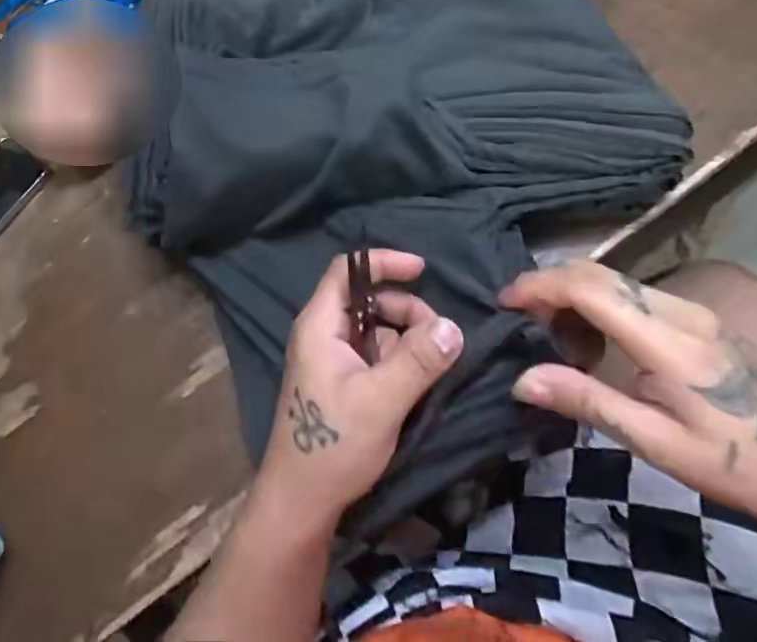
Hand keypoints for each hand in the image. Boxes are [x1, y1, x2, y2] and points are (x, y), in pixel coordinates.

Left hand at [258, 250, 462, 524]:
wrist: (303, 494)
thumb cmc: (334, 442)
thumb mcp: (382, 400)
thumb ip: (417, 361)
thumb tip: (453, 325)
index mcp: (320, 324)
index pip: (346, 271)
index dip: (382, 263)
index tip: (422, 270)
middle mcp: (323, 333)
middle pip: (368, 301)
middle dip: (407, 312)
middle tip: (441, 344)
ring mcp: (332, 358)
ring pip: (376, 330)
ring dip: (408, 340)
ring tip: (432, 370)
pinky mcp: (343, 380)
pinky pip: (376, 355)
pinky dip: (400, 360)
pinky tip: (420, 382)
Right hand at [502, 261, 756, 537]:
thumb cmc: (740, 467)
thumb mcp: (658, 444)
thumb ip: (588, 402)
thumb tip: (520, 379)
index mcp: (671, 342)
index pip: (588, 286)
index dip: (538, 285)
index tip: (504, 303)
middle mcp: (683, 312)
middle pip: (596, 272)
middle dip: (548, 286)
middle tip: (521, 321)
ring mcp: (695, 312)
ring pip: (612, 278)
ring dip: (571, 294)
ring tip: (556, 338)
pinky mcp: (700, 318)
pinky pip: (632, 291)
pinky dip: (597, 302)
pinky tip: (596, 342)